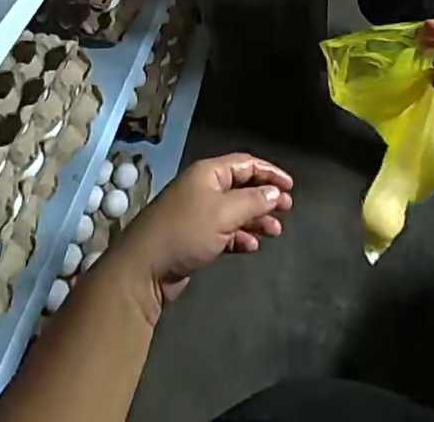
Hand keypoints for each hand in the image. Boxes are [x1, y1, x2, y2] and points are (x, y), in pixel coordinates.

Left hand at [105, 154, 293, 315]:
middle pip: (242, 186)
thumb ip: (253, 201)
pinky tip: (252, 246)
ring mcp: (198, 213)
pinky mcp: (195, 237)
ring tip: (275, 232)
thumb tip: (275, 193)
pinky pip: (225, 231)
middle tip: (287, 209)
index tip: (290, 187)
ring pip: (235, 210)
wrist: (142, 270)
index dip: (270, 173)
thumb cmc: (185, 232)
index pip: (246, 164)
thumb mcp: (224, 213)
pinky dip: (240, 236)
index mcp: (209, 173)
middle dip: (265, 198)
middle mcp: (204, 188)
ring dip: (256, 219)